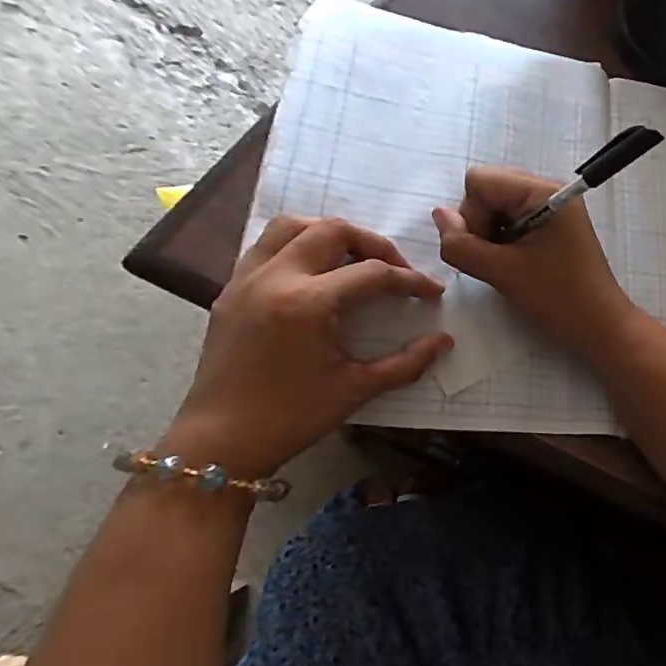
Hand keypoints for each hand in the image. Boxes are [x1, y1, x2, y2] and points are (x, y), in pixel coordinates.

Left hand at [169, 217, 453, 476]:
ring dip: (329, 233)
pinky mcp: (230, 289)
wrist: (222, 439)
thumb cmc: (292, 417)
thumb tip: (443, 342)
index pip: (372, 274)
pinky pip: (265, 246)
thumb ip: (405, 364)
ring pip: (292, 225)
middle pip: (332, 231)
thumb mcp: (355, 390)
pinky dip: (295, 245)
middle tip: (394, 270)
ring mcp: (247, 278)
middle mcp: (276, 277)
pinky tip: (312, 272)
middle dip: (373, 244)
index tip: (432, 293)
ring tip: (352, 258)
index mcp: (308, 303)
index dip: (409, 281)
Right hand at [432, 166, 638, 355]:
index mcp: (541, 191)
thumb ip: (461, 244)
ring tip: (507, 265)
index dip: (471, 215)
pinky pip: (509, 220)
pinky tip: (514, 264)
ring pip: (494, 207)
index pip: (479, 181)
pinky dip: (501, 241)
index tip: (487, 249)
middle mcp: (545, 189)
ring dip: (489, 236)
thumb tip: (438, 215)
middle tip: (496, 260)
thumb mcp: (502, 272)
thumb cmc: (558, 297)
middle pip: (486, 190)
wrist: (600, 325)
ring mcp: (549, 206)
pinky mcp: (550, 225)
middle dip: (479, 225)